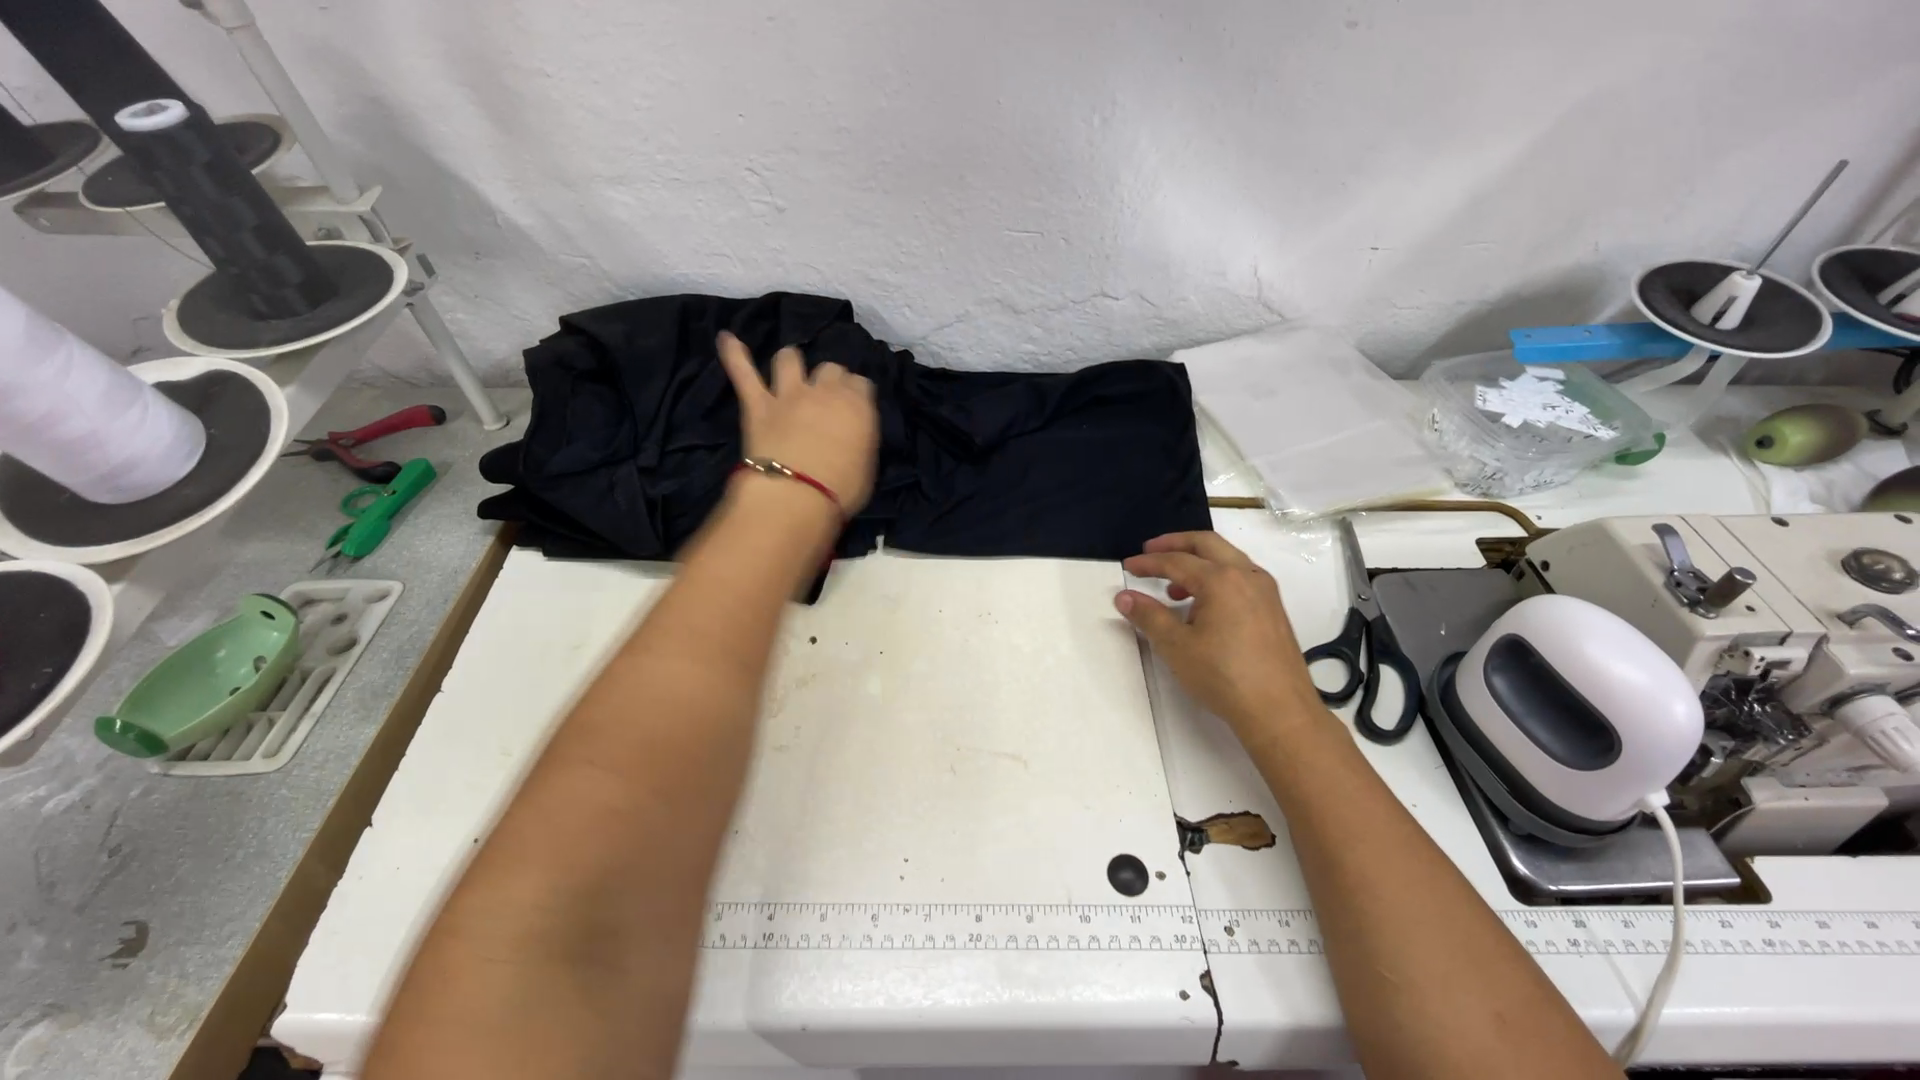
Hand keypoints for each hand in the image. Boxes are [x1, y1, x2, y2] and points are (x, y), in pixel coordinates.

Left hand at [717, 331, 878, 514]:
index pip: (861, 383)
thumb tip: (854, 434)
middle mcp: (825, 390)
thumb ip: (862, 440)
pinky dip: (733, 354)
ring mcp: (788, 394)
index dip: (856, 392)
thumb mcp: (867, 466)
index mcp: (857, 405)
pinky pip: (743, 372)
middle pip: (830, 367)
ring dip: (790, 362)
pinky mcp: (757, 404)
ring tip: (788, 370)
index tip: (853, 406)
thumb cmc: (840, 490)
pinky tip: (725, 339)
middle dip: (828, 378)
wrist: (797, 496)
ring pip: (789, 359)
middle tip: (824, 396)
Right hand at [1116, 531, 1326, 743]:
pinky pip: (1242, 578)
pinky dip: (1218, 578)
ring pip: (1228, 560)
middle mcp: (1247, 576)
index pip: (1177, 561)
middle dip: (1176, 544)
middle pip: (1207, 544)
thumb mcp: (1176, 646)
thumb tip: (1125, 597)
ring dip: (1199, 562)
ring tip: (1174, 588)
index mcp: (1221, 580)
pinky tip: (1205, 608)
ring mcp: (1265, 592)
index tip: (1128, 566)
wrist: (1278, 709)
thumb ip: (1149, 616)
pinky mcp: (1273, 610)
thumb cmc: (1223, 676)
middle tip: (1151, 550)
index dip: (1148, 562)